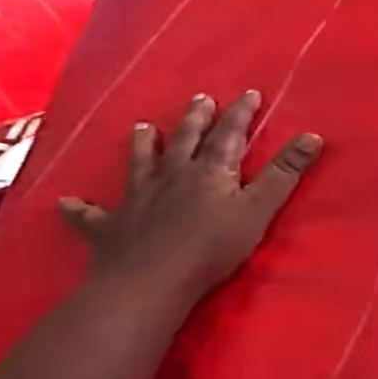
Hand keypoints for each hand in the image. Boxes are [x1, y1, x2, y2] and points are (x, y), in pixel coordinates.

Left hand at [59, 91, 321, 309]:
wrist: (147, 284)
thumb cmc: (211, 248)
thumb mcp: (259, 209)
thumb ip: (285, 173)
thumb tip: (312, 136)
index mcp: (209, 171)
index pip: (229, 134)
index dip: (241, 113)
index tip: (249, 93)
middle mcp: (172, 176)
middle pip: (185, 140)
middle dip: (196, 119)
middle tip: (200, 99)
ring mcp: (137, 201)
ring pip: (140, 164)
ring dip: (142, 145)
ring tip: (141, 126)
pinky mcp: (110, 229)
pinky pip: (89, 216)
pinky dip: (78, 209)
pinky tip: (65, 203)